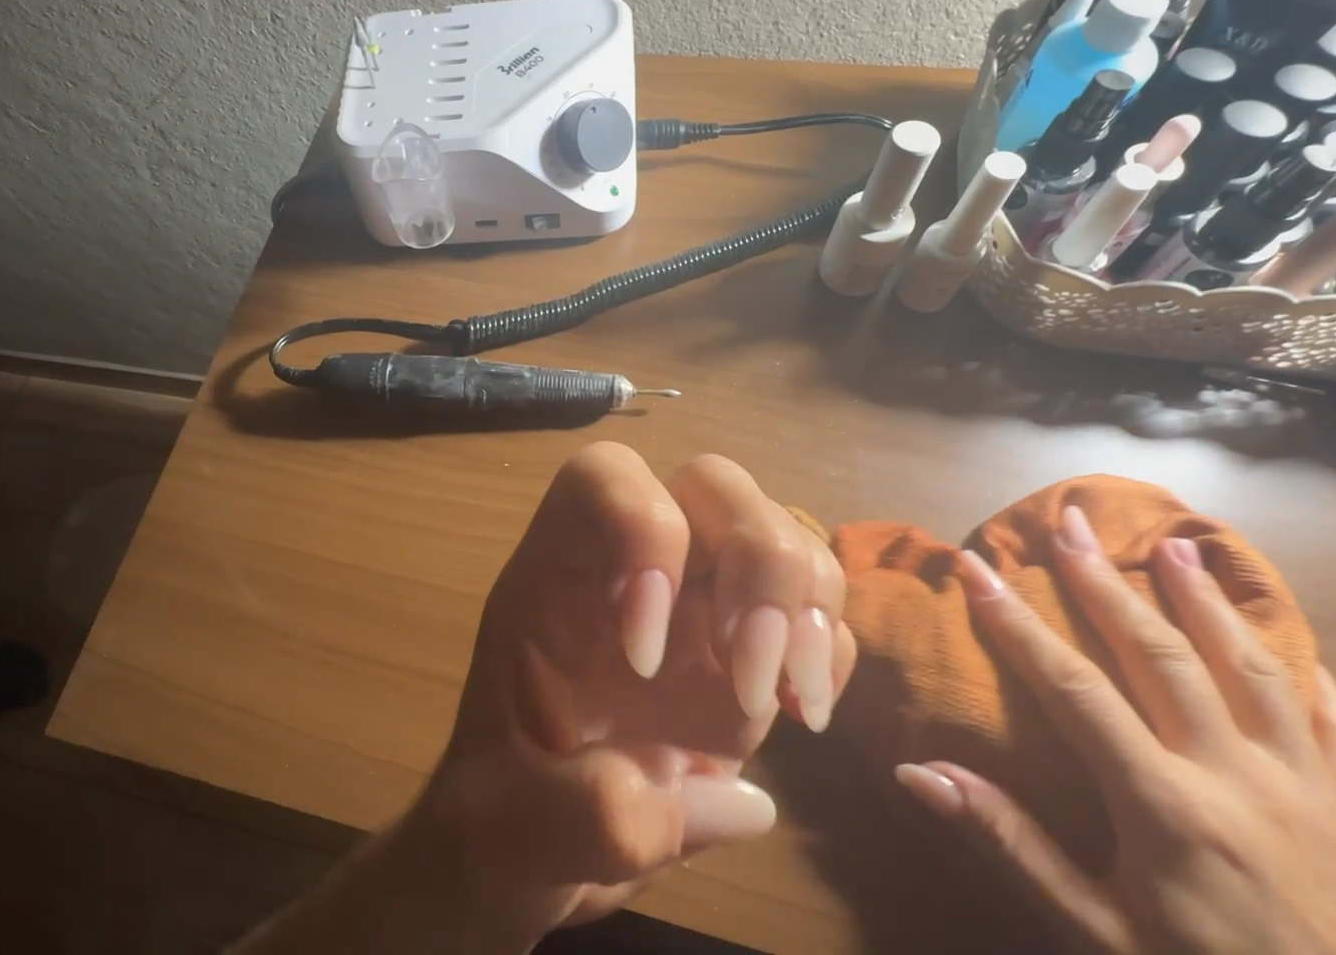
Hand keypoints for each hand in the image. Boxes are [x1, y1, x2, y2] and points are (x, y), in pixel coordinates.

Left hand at [409, 442, 855, 946]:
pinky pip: (819, 609)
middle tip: (747, 676)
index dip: (642, 531)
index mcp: (557, 582)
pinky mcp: (751, 656)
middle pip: (715, 485)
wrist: (542, 856)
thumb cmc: (502, 821)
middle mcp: (635, 575)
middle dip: (756, 563)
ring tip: (782, 703)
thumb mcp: (513, 832)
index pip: (603, 478)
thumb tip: (735, 800)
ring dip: (806, 606)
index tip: (644, 654)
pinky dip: (833, 648)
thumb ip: (596, 814)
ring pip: (782, 533)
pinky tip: (801, 714)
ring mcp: (701, 609)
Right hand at [895, 506, 1335, 953]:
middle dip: (1105, 581)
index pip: (1071, 686)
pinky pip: (1331, 715)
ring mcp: (1307, 782)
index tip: (976, 568)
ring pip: (1249, 665)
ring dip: (1203, 599)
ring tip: (1173, 544)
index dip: (1016, 620)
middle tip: (1070, 520)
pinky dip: (1300, 666)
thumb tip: (917, 772)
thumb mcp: (1095, 933)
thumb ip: (1010, 844)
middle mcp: (1234, 772)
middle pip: (1158, 653)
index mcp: (1162, 802)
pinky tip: (1282, 638)